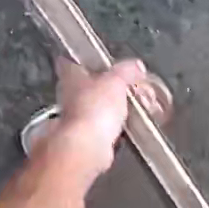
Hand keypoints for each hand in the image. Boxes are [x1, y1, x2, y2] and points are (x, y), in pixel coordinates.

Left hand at [38, 58, 167, 181]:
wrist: (88, 146)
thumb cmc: (93, 108)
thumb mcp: (116, 81)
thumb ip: (126, 71)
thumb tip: (136, 65)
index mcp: (71, 74)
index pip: (74, 62)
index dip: (88, 61)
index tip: (103, 62)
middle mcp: (70, 93)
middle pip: (91, 84)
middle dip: (111, 86)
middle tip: (132, 87)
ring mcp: (79, 115)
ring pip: (100, 106)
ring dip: (117, 107)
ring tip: (138, 106)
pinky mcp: (89, 135)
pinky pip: (106, 126)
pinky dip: (119, 125)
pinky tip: (131, 125)